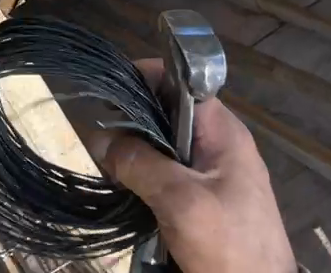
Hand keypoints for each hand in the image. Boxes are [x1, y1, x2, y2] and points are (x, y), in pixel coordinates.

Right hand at [93, 60, 294, 272]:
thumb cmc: (232, 251)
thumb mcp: (180, 200)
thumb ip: (137, 161)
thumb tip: (98, 139)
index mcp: (223, 132)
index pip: (176, 80)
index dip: (141, 79)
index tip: (108, 98)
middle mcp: (217, 144)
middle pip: (162, 112)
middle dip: (130, 124)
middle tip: (106, 146)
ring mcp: (211, 175)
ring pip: (158, 144)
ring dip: (132, 156)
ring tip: (114, 174)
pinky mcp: (203, 201)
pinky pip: (162, 173)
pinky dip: (141, 178)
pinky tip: (129, 194)